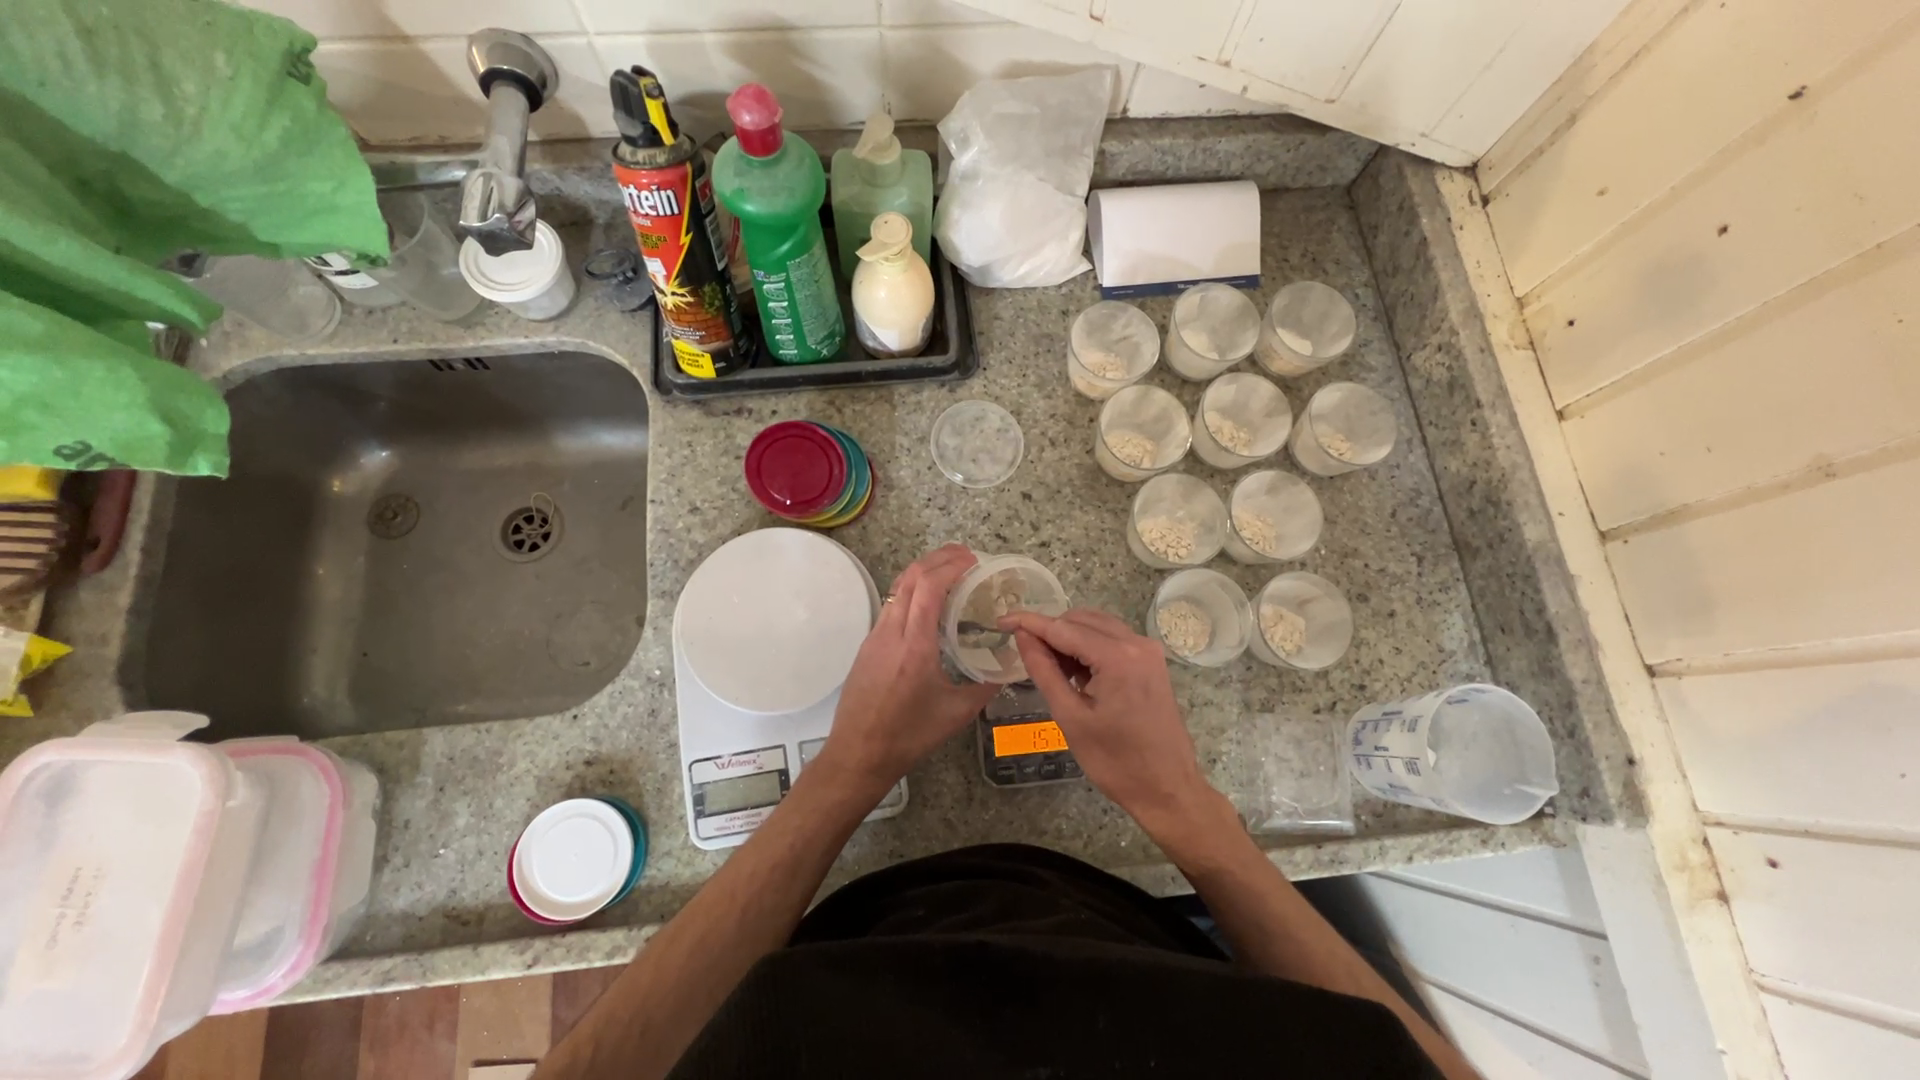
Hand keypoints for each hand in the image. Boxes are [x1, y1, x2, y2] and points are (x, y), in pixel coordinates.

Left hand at [822, 545, 1000, 793]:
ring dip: (923, 573)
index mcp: (914, 645)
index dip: (951, 565)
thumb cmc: (908, 736)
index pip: (929, 586)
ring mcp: (875, 637)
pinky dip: (912, 593)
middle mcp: (891, 633)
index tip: (974, 560)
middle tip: (966, 557)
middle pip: (910, 577)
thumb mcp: (956, 713)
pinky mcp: (868, 646)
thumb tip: (1008, 668)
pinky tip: (929, 606)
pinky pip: (891, 606)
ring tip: (950, 574)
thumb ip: (985, 687)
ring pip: (897, 589)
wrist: (857, 754)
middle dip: (938, 559)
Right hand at [1001, 609, 1219, 833]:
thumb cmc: (1115, 761)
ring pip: (1097, 626)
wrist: (1167, 788)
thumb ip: (1044, 670)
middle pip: (1081, 620)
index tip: (1001, 621)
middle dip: (1050, 631)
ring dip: (1069, 638)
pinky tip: (1075, 672)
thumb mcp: (1070, 717)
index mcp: (1118, 657)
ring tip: (1050, 667)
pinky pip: (1113, 640)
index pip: (1063, 628)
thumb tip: (1022, 637)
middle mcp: (1137, 643)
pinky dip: (1089, 646)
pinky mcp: (1152, 662)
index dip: (1029, 622)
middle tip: (1026, 655)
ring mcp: (1148, 651)